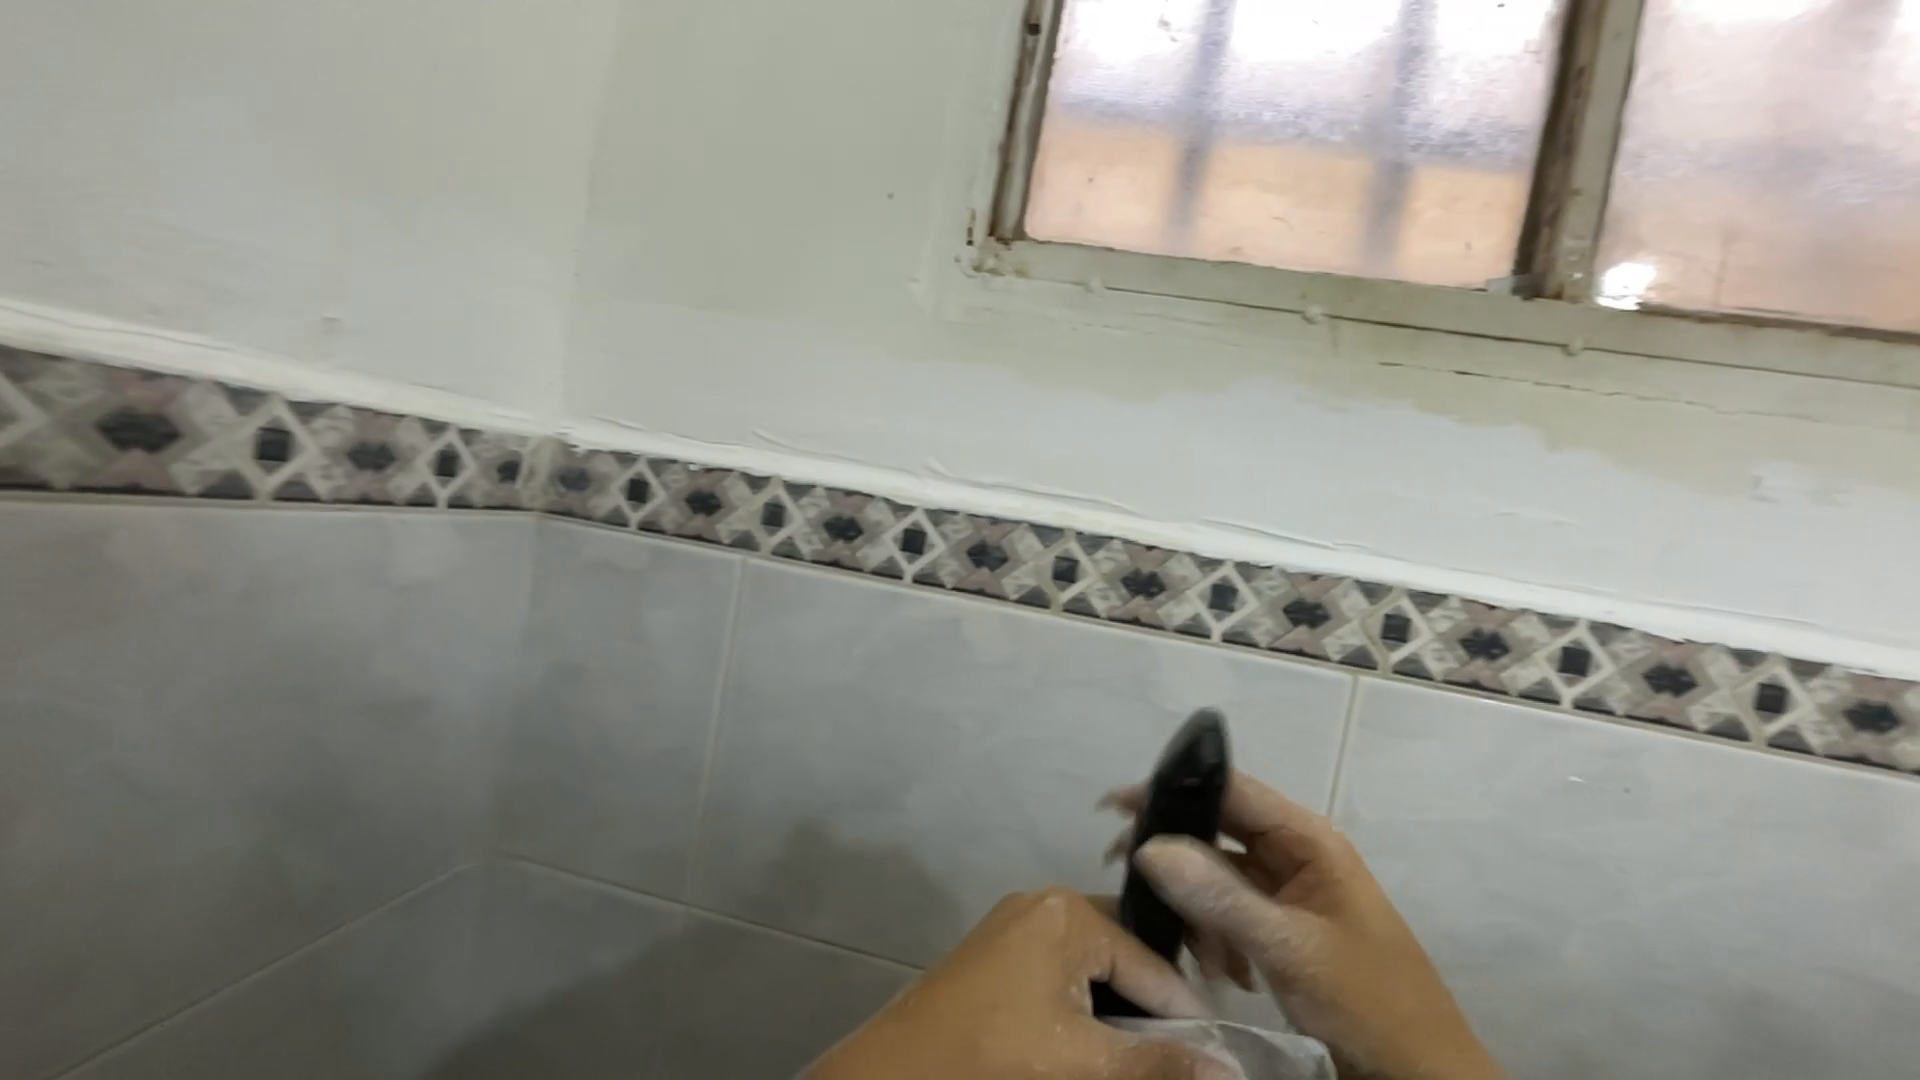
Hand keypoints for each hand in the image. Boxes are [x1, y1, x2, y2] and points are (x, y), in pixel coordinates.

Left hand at [807, 887, 1236, 1079]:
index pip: (1153, 964)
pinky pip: (1059, 971)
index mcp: (1069, 913)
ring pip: (1091, 966)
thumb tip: (1234, 1072)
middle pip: (1122, 956)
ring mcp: (1016, 926)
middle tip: (1185, 1053)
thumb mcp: (1082, 1064)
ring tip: (1144, 1051)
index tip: (1224, 1056)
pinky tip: (1096, 1042)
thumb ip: (1159, 1065)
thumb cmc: (996, 1056)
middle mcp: (1044, 904)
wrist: (896, 1072)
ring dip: (1118, 1009)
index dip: (1189, 1016)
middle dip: (1152, 1007)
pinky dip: (1083, 1006)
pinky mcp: (997, 954)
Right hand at [1104, 773, 1501, 1079]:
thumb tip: (1148, 846)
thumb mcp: (1290, 948)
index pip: (1229, 789)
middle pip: (1214, 830)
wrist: (1421, 1077)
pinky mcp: (1279, 926)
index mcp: (1306, 839)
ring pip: (1215, 875)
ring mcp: (1286, 890)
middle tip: (1123, 872)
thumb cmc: (1369, 1003)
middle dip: (1173, 856)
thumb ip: (1219, 896)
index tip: (1115, 806)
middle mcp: (1293, 853)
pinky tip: (1222, 972)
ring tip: (1199, 955)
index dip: (1171, 788)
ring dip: (1197, 910)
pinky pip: (1227, 911)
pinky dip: (1214, 936)